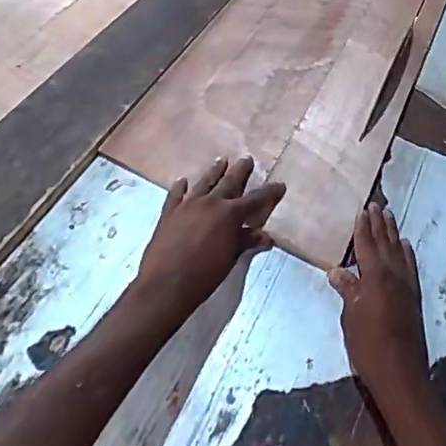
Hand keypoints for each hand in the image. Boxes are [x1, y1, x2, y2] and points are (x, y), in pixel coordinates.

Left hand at [136, 156, 284, 313]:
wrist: (165, 285)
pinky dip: (180, 187)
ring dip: (215, 171)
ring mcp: (189, 205)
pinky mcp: (169, 213)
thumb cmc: (204, 274)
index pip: (256, 198)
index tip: (279, 185)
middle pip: (230, 181)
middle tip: (247, 159)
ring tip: (221, 161)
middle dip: (241, 170)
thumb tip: (266, 237)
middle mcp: (212, 202)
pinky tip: (182, 181)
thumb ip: (246, 242)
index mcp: (231, 213)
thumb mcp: (230, 258)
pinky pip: (176, 195)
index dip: (270, 192)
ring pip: (205, 182)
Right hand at [329, 204, 428, 402]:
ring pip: (398, 248)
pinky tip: (404, 244)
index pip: (367, 243)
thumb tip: (337, 270)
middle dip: (379, 222)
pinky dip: (406, 250)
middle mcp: (393, 271)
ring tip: (388, 214)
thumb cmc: (368, 345)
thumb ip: (347, 290)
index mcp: (374, 274)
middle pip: (385, 240)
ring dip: (393, 231)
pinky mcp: (414, 292)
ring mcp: (406, 281)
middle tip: (375, 204)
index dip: (363, 227)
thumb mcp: (350, 317)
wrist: (400, 369)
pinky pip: (410, 263)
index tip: (361, 209)